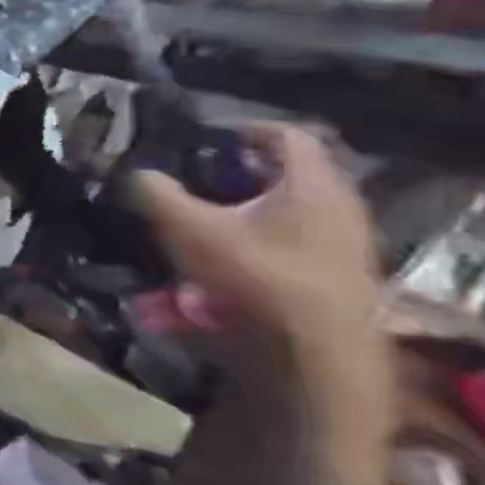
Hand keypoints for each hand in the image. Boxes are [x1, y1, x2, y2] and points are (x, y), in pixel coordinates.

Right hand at [130, 123, 379, 349]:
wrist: (315, 356)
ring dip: (249, 203)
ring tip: (204, 213)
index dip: (243, 128)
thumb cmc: (255, 276)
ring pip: (292, 206)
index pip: (287, 135)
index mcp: (314, 186)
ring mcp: (346, 244)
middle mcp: (342, 208)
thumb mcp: (186, 227)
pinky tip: (226, 250)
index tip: (204, 136)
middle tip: (196, 175)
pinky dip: (261, 232)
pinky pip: (296, 236)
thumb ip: (155, 191)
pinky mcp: (339, 274)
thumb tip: (138, 173)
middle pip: (290, 172)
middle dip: (241, 169)